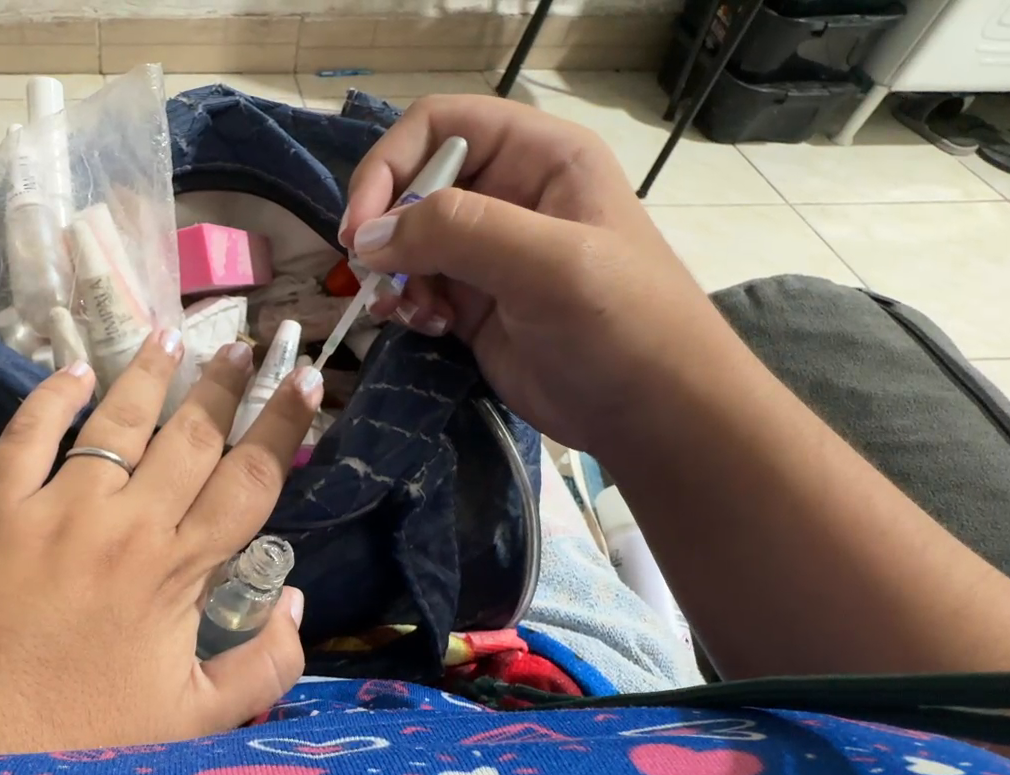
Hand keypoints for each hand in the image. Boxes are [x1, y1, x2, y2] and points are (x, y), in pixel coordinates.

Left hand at [0, 331, 324, 758]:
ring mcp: (54, 509)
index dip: (282, 425)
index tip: (306, 379)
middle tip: (245, 345)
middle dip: (225, 387)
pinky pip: (27, 435)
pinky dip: (51, 396)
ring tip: (173, 334)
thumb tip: (297, 602)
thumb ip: (264, 667)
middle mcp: (125, 522)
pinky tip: (74, 370)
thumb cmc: (86, 743)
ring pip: (116, 421)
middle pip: (190, 437)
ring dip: (150, 375)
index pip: (249, 480)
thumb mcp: (195, 723)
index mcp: (178, 570)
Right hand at [340, 94, 745, 453]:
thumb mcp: (546, 265)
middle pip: (413, 186)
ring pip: (407, 244)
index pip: (439, 126)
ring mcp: (488, 254)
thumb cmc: (619, 325)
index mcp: (538, 157)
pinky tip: (428, 329)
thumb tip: (368, 237)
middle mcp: (509, 195)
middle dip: (386, 233)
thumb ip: (459, 233)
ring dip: (394, 278)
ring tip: (409, 313)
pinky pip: (417, 290)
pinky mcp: (474, 305)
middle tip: (377, 282)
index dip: (389, 167)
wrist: (650, 413)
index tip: (360, 230)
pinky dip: (407, 308)